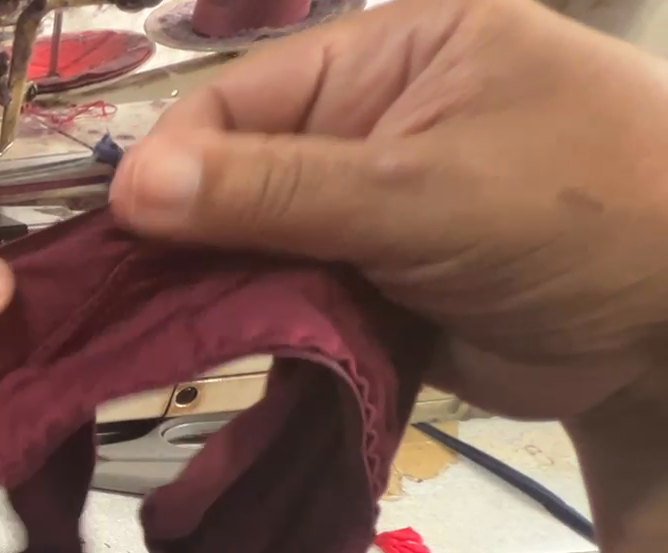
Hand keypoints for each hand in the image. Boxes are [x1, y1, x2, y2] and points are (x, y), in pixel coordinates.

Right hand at [108, 0, 667, 418]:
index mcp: (382, 59)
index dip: (168, 167)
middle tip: (138, 296)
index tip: (128, 240)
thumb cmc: (579, 224)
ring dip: (201, 282)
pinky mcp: (334, 272)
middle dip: (178, 234)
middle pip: (218, 173)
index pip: (228, 103)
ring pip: (226, 238)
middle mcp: (349, 124)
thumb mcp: (415, 192)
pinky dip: (230, 314)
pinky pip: (253, 286)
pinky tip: (211, 339)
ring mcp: (338, 204)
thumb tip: (126, 188)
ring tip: (169, 324)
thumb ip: (267, 190)